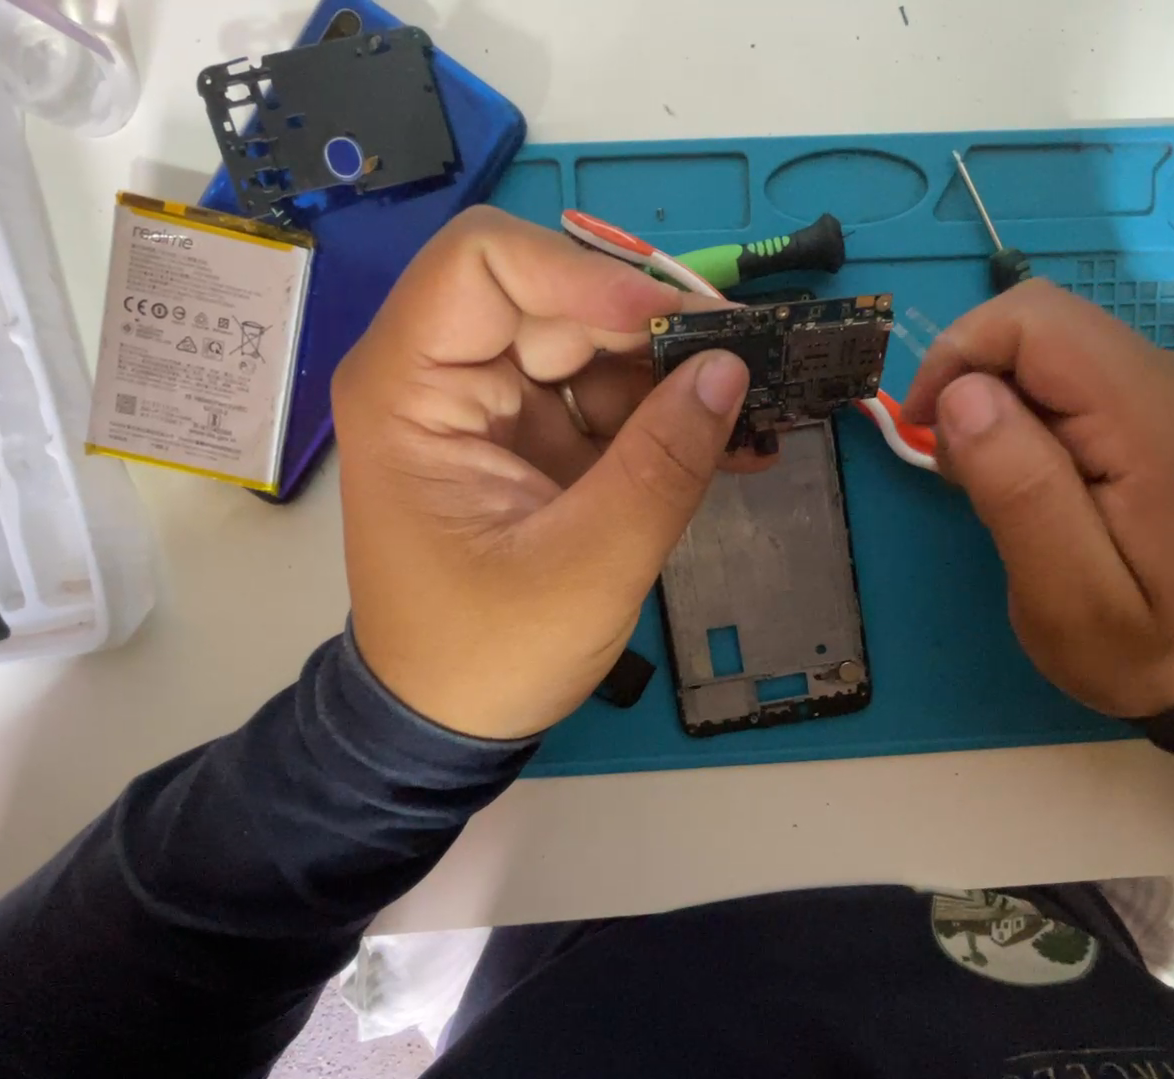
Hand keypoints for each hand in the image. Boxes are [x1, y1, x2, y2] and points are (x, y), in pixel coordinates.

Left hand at [332, 207, 753, 739]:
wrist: (456, 719)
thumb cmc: (489, 652)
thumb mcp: (587, 566)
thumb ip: (662, 466)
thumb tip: (730, 370)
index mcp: (413, 388)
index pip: (487, 264)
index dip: (586, 276)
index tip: (676, 326)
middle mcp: (452, 378)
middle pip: (561, 302)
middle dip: (657, 329)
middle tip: (751, 360)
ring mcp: (504, 409)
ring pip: (601, 349)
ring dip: (680, 376)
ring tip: (760, 409)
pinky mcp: (546, 443)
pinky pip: (616, 403)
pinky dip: (674, 419)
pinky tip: (736, 445)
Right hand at [903, 280, 1173, 717]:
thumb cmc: (1139, 643)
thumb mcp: (1066, 594)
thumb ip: (1020, 490)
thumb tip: (961, 393)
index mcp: (1149, 415)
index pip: (1035, 321)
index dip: (959, 355)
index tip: (923, 427)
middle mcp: (1164, 376)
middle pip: (1037, 325)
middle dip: (970, 381)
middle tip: (961, 472)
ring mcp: (1162, 386)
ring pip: (1043, 348)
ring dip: (992, 403)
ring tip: (994, 487)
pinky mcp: (1149, 403)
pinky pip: (1062, 376)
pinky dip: (1019, 414)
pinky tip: (1024, 476)